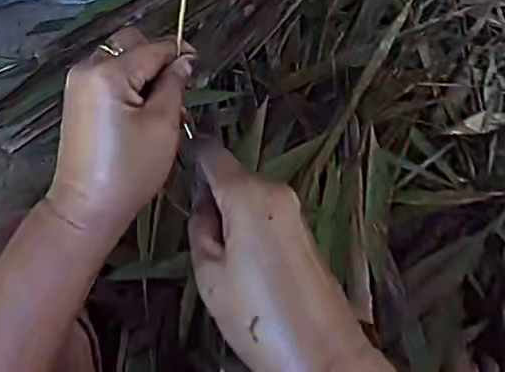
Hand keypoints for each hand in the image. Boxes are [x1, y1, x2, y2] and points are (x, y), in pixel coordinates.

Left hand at [43, 27, 193, 243]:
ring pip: (120, 58)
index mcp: (107, 72)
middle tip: (179, 86)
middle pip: (131, 44)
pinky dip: (128, 83)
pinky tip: (144, 110)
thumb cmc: (129, 170)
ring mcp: (79, 82)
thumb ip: (174, 84)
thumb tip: (183, 60)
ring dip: (144, 72)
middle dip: (157, 59)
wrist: (85, 211)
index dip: (177, 52)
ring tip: (164, 105)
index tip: (197, 63)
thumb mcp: (162, 125)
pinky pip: (108, 75)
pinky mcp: (77, 97)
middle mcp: (88, 68)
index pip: (151, 48)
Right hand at [188, 140, 390, 371]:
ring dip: (234, 216)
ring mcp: (293, 208)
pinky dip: (252, 229)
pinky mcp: (304, 229)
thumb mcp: (210, 275)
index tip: (178, 169)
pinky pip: (267, 214)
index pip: (213, 153)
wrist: (325, 356)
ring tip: (229, 263)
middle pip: (232, 178)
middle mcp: (274, 189)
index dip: (193, 155)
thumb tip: (203, 205)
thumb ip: (198, 228)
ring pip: (249, 197)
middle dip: (214, 199)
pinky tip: (252, 269)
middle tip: (204, 240)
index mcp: (248, 193)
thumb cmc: (260, 316)